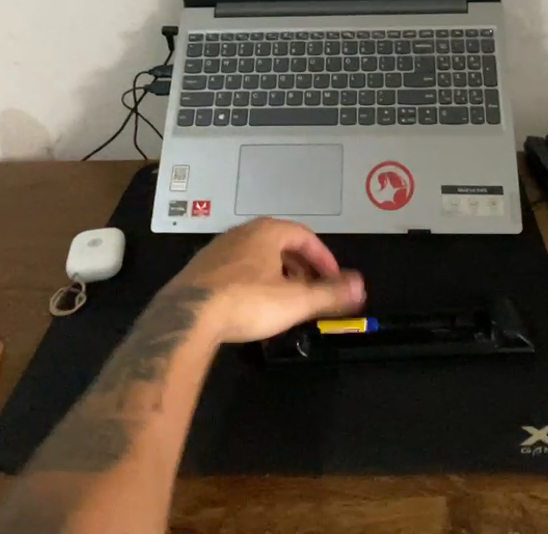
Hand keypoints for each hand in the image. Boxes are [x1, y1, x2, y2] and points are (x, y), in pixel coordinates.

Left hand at [164, 218, 365, 344]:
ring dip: (278, 274)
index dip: (323, 257)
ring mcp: (218, 249)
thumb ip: (330, 293)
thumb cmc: (246, 302)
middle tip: (312, 291)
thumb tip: (361, 286)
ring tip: (286, 300)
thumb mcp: (294, 301)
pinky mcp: (201, 269)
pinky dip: (254, 281)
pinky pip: (237, 268)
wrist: (186, 317)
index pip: (305, 236)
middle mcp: (242, 232)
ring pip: (258, 256)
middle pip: (281, 244)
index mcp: (267, 231)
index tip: (333, 279)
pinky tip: (252, 305)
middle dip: (301, 267)